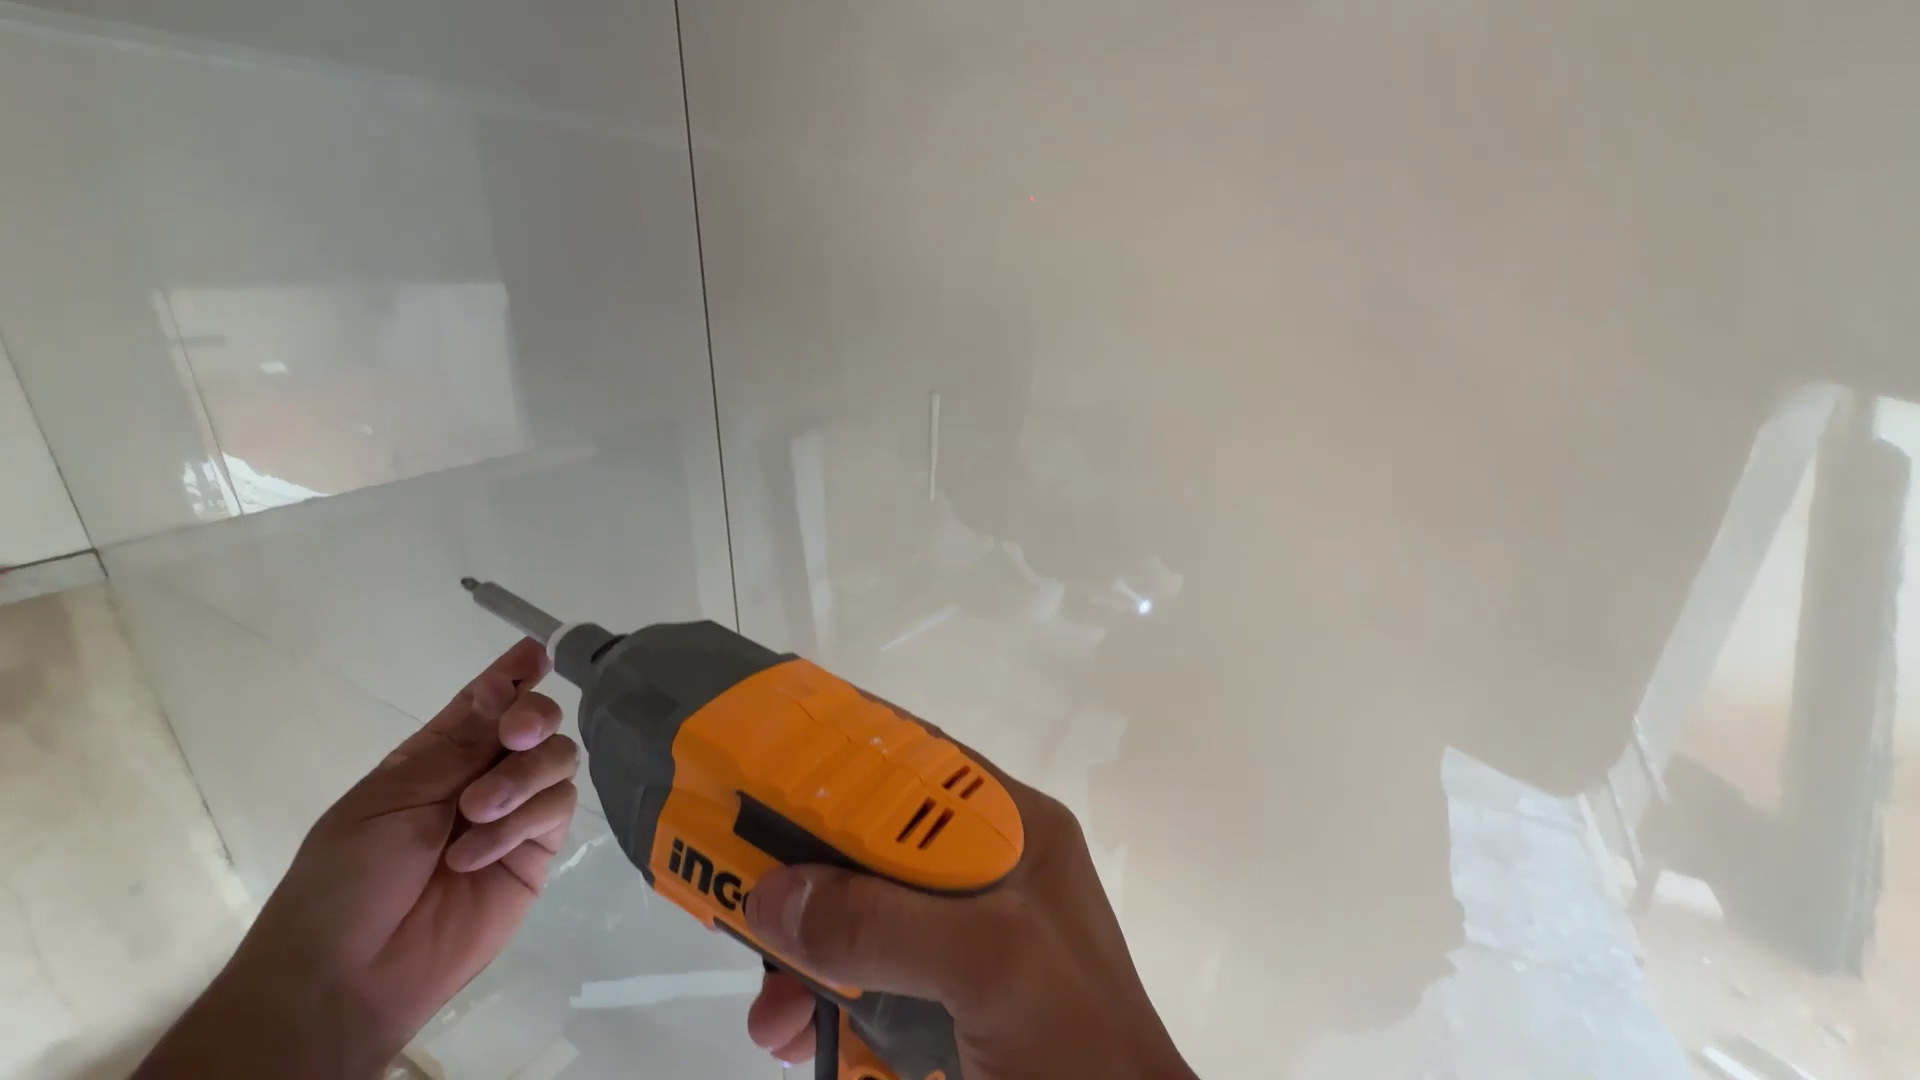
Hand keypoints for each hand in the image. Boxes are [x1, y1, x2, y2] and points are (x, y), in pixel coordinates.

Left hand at [136, 639, 580, 1077]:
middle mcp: (485, 775)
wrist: (349, 973)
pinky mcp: (538, 851)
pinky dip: (521, 824)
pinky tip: (476, 853)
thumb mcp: (391, 797)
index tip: (536, 651)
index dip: (513, 674)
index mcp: (438, 755)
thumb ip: (460, 744)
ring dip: (522, 777)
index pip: (486, 700)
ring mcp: (516, 813)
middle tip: (516, 735)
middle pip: (538, 722)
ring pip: (559, 761)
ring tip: (475, 814)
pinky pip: (557, 810)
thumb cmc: (345, 879)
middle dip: (534, 717)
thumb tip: (508, 685)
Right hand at [740, 752, 1195, 1079]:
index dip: (843, 760)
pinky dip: (821, 1002)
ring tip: (771, 1013)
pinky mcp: (943, 993)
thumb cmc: (1075, 1042)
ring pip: (861, 914)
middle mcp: (984, 869)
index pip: (916, 765)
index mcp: (1011, 829)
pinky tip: (795, 1035)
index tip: (766, 771)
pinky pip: (865, 977)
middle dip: (807, 877)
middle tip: (744, 898)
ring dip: (803, 956)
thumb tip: (771, 894)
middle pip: (873, 843)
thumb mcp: (989, 962)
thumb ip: (884, 922)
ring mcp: (964, 934)